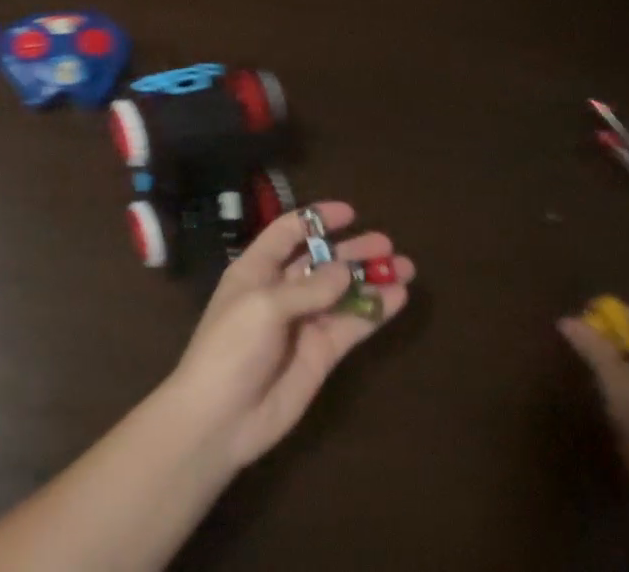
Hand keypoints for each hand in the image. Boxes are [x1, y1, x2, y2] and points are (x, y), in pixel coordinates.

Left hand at [165, 202, 413, 468]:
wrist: (222, 416)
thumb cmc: (231, 348)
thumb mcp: (264, 307)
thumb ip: (308, 288)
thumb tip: (345, 270)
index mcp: (255, 271)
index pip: (287, 234)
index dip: (315, 220)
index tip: (350, 212)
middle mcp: (280, 292)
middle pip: (320, 262)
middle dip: (352, 251)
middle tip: (387, 244)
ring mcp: (303, 324)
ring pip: (342, 293)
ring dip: (370, 279)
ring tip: (407, 267)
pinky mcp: (322, 354)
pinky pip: (352, 325)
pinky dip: (375, 311)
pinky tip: (399, 296)